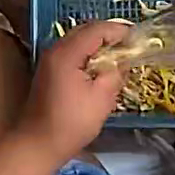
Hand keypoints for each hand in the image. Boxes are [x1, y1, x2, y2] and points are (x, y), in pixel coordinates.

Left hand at [15, 21, 129, 158]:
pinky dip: (88, 54)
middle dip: (108, 34)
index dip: (118, 31)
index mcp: (67, 54)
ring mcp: (49, 61)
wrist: (38, 144)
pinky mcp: (49, 72)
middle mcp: (55, 51)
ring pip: (77, 41)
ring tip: (118, 55)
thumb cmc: (72, 123)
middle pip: (85, 30)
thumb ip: (116, 73)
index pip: (96, 30)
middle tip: (129, 44)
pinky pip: (72, 52)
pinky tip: (100, 67)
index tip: (136, 38)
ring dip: (98, 44)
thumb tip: (124, 60)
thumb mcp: (102, 98)